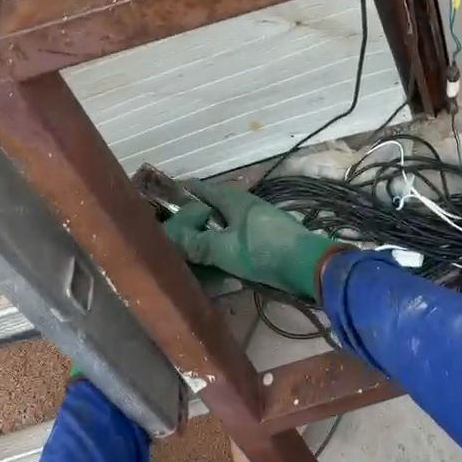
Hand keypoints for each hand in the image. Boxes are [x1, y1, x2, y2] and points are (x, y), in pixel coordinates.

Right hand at [162, 180, 340, 300]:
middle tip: (164, 241)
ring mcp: (252, 225)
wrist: (306, 265)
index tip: (154, 207)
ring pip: (218, 230)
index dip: (177, 195)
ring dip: (203, 243)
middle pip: (207, 211)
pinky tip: (207, 272)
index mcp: (232, 199)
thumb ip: (196, 243)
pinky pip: (231, 245)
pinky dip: (218, 254)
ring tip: (180, 260)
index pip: (198, 189)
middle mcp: (241, 207)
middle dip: (187, 225)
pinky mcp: (259, 243)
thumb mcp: (225, 248)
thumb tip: (167, 238)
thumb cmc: (263, 250)